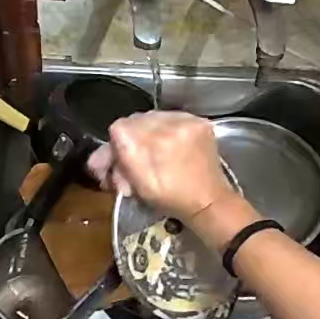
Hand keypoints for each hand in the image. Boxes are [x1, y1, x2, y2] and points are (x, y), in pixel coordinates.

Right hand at [86, 111, 233, 220]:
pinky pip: (171, 117)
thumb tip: (109, 145)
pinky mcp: (200, 121)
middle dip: (130, 138)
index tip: (119, 160)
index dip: (115, 144)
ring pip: (152, 117)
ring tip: (152, 151)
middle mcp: (171, 126)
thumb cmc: (173, 199)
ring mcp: (188, 121)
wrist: (210, 201)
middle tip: (133, 157)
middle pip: (135, 120)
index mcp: (154, 144)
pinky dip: (165, 129)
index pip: (119, 128)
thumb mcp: (140, 186)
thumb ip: (123, 159)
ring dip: (147, 132)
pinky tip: (169, 144)